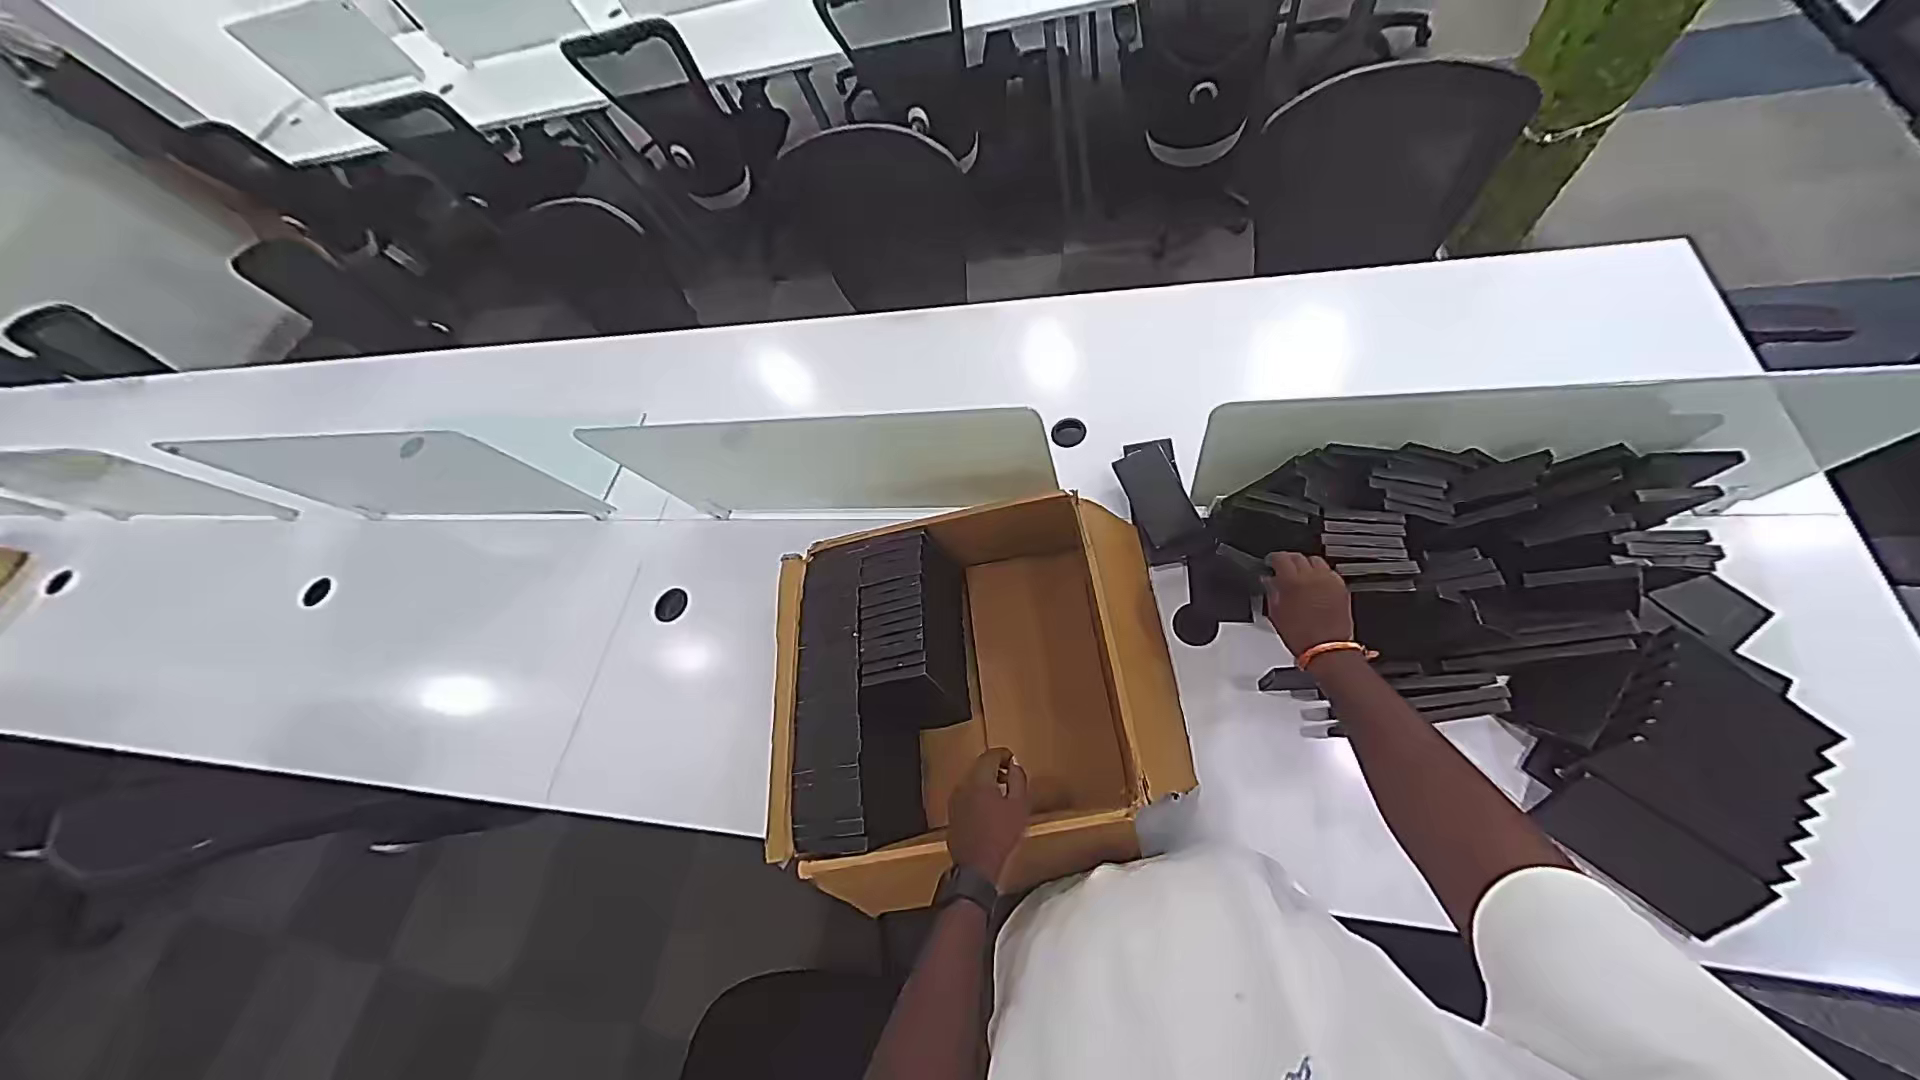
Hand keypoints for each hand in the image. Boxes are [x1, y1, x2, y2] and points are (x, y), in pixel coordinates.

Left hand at [947, 748, 1029, 886]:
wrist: (976, 866)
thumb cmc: (1001, 835)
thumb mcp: (1019, 806)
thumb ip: (1018, 780)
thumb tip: (1015, 766)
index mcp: (979, 779)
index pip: (990, 755)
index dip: (1004, 754)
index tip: (1013, 759)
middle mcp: (964, 784)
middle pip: (979, 765)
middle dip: (995, 766)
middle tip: (1010, 775)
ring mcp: (955, 797)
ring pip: (972, 779)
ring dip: (986, 779)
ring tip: (1002, 791)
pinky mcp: (952, 811)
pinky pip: (967, 792)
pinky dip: (978, 791)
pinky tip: (989, 806)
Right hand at [1263, 552, 1354, 656]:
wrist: (1326, 649)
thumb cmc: (1302, 636)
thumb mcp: (1276, 613)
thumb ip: (1271, 591)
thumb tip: (1269, 581)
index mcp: (1293, 581)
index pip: (1281, 558)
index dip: (1273, 558)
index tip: (1270, 563)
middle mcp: (1313, 577)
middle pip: (1298, 556)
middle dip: (1288, 560)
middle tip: (1282, 568)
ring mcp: (1329, 581)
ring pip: (1316, 561)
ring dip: (1305, 564)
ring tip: (1300, 575)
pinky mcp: (1341, 588)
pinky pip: (1329, 572)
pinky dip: (1320, 573)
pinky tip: (1315, 583)